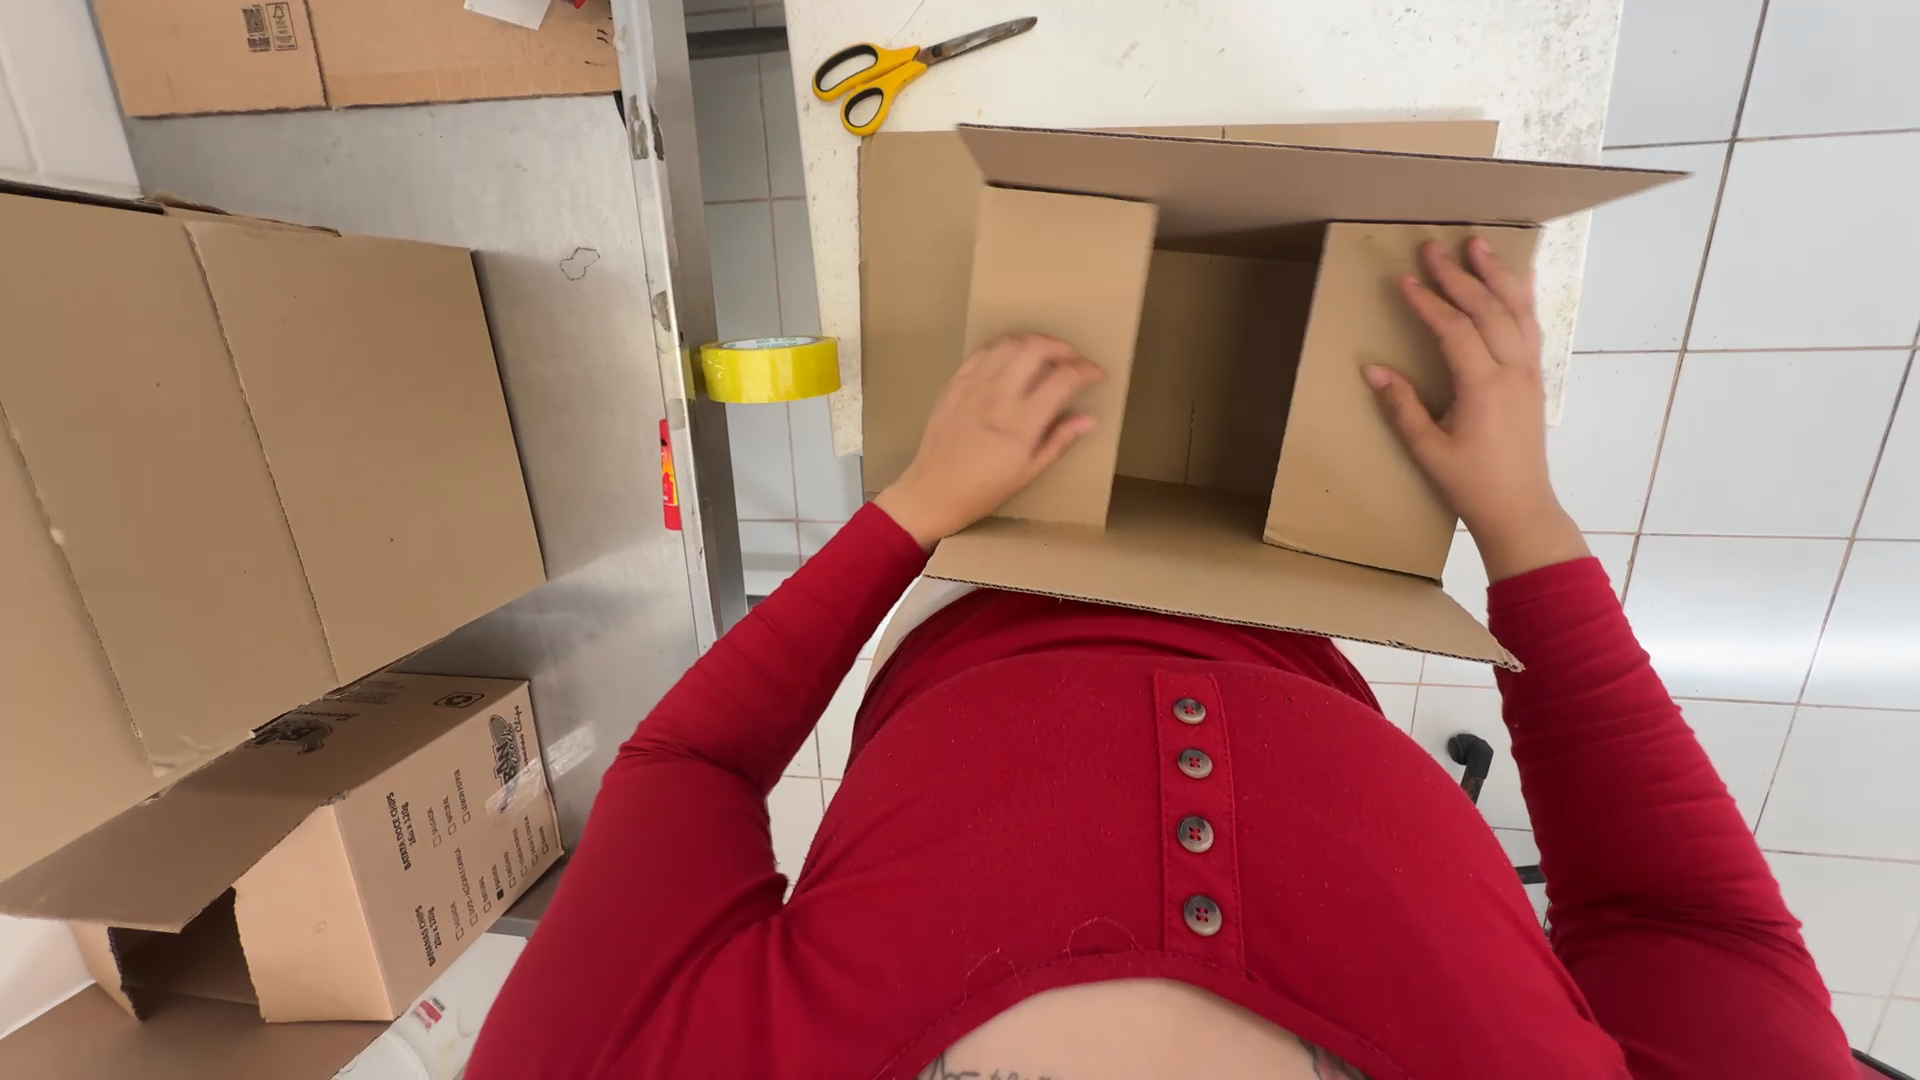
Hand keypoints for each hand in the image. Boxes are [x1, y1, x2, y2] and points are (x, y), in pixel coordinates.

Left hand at [874, 333, 1104, 548]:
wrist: (932, 492)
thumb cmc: (983, 490)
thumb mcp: (1028, 473)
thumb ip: (1059, 441)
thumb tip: (1089, 419)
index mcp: (1020, 424)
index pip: (1063, 379)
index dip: (1087, 370)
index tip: (1097, 375)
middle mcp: (997, 397)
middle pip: (1036, 348)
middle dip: (1062, 346)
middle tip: (1073, 358)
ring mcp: (972, 387)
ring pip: (1009, 343)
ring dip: (1033, 342)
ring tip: (1045, 354)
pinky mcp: (954, 384)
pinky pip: (983, 352)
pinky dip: (1005, 349)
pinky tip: (1012, 360)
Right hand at [1365, 238, 1587, 581]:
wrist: (1518, 505)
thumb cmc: (1467, 481)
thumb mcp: (1425, 447)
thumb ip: (1401, 404)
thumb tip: (1374, 369)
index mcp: (1483, 387)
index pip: (1454, 330)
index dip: (1428, 303)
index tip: (1405, 280)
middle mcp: (1512, 370)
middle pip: (1486, 310)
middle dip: (1459, 277)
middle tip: (1434, 248)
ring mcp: (1529, 371)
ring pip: (1516, 310)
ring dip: (1496, 275)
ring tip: (1479, 245)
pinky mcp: (1534, 377)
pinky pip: (1529, 325)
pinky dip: (1520, 296)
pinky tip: (1512, 280)